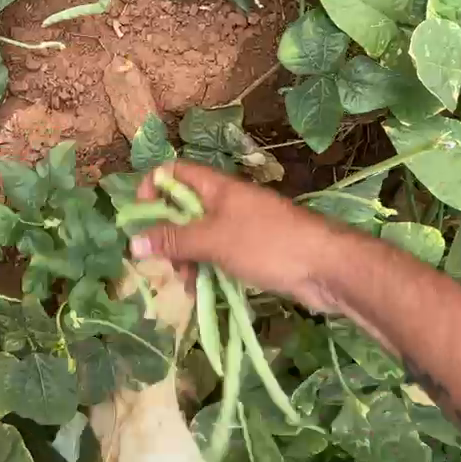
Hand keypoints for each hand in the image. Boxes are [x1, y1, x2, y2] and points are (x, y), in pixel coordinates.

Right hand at [128, 161, 356, 312]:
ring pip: (198, 234)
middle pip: (181, 207)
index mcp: (214, 186)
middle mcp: (224, 201)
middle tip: (161, 259)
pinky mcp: (251, 250)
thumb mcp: (212, 240)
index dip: (152, 188)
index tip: (142, 218)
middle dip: (167, 233)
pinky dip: (205, 268)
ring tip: (185, 282)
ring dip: (185, 256)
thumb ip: (172, 240)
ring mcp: (239, 226)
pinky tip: (201, 289)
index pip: (171, 172)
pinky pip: (217, 253)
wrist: (328, 267)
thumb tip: (132, 242)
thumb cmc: (267, 243)